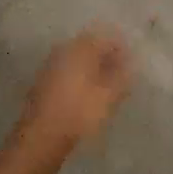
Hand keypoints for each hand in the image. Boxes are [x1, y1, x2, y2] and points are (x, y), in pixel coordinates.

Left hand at [19, 29, 132, 151]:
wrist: (41, 136)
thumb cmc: (79, 112)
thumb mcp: (109, 96)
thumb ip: (122, 76)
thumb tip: (129, 64)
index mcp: (81, 48)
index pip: (107, 37)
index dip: (122, 48)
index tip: (131, 65)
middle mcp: (64, 50)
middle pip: (91, 45)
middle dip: (107, 57)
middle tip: (120, 74)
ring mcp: (51, 64)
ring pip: (78, 58)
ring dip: (93, 67)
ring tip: (106, 85)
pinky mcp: (43, 81)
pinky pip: (67, 70)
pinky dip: (80, 76)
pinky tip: (86, 92)